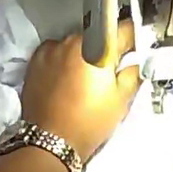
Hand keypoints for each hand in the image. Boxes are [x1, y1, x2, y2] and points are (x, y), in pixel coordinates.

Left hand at [21, 27, 140, 155]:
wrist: (49, 141)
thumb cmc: (88, 123)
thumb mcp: (121, 100)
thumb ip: (133, 74)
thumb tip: (137, 63)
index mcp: (98, 47)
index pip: (124, 30)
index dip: (134, 40)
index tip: (135, 51)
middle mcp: (73, 41)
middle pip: (98, 37)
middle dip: (106, 52)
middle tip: (108, 78)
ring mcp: (52, 49)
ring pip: (76, 45)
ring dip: (83, 57)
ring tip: (84, 84)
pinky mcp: (35, 61)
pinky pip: (56, 54)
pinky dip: (63, 63)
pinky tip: (67, 83)